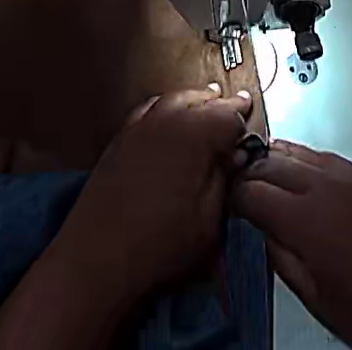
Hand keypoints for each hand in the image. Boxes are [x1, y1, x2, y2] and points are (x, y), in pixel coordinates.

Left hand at [55, 87, 255, 293]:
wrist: (99, 251)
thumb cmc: (159, 242)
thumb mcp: (209, 219)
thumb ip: (224, 180)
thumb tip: (234, 157)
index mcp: (194, 135)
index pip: (227, 114)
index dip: (242, 117)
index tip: (252, 116)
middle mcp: (165, 119)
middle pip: (199, 99)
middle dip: (219, 104)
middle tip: (235, 107)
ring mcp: (140, 125)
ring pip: (173, 99)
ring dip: (192, 101)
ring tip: (205, 106)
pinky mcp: (121, 136)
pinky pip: (150, 109)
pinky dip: (165, 108)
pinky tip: (168, 119)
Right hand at [234, 141, 351, 349]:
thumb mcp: (317, 299)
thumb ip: (280, 255)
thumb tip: (259, 231)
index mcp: (308, 219)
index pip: (249, 189)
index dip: (232, 197)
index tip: (225, 205)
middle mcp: (327, 185)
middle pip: (268, 160)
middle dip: (248, 174)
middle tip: (239, 192)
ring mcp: (351, 175)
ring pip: (294, 150)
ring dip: (274, 163)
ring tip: (266, 183)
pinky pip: (323, 156)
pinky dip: (303, 164)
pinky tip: (303, 185)